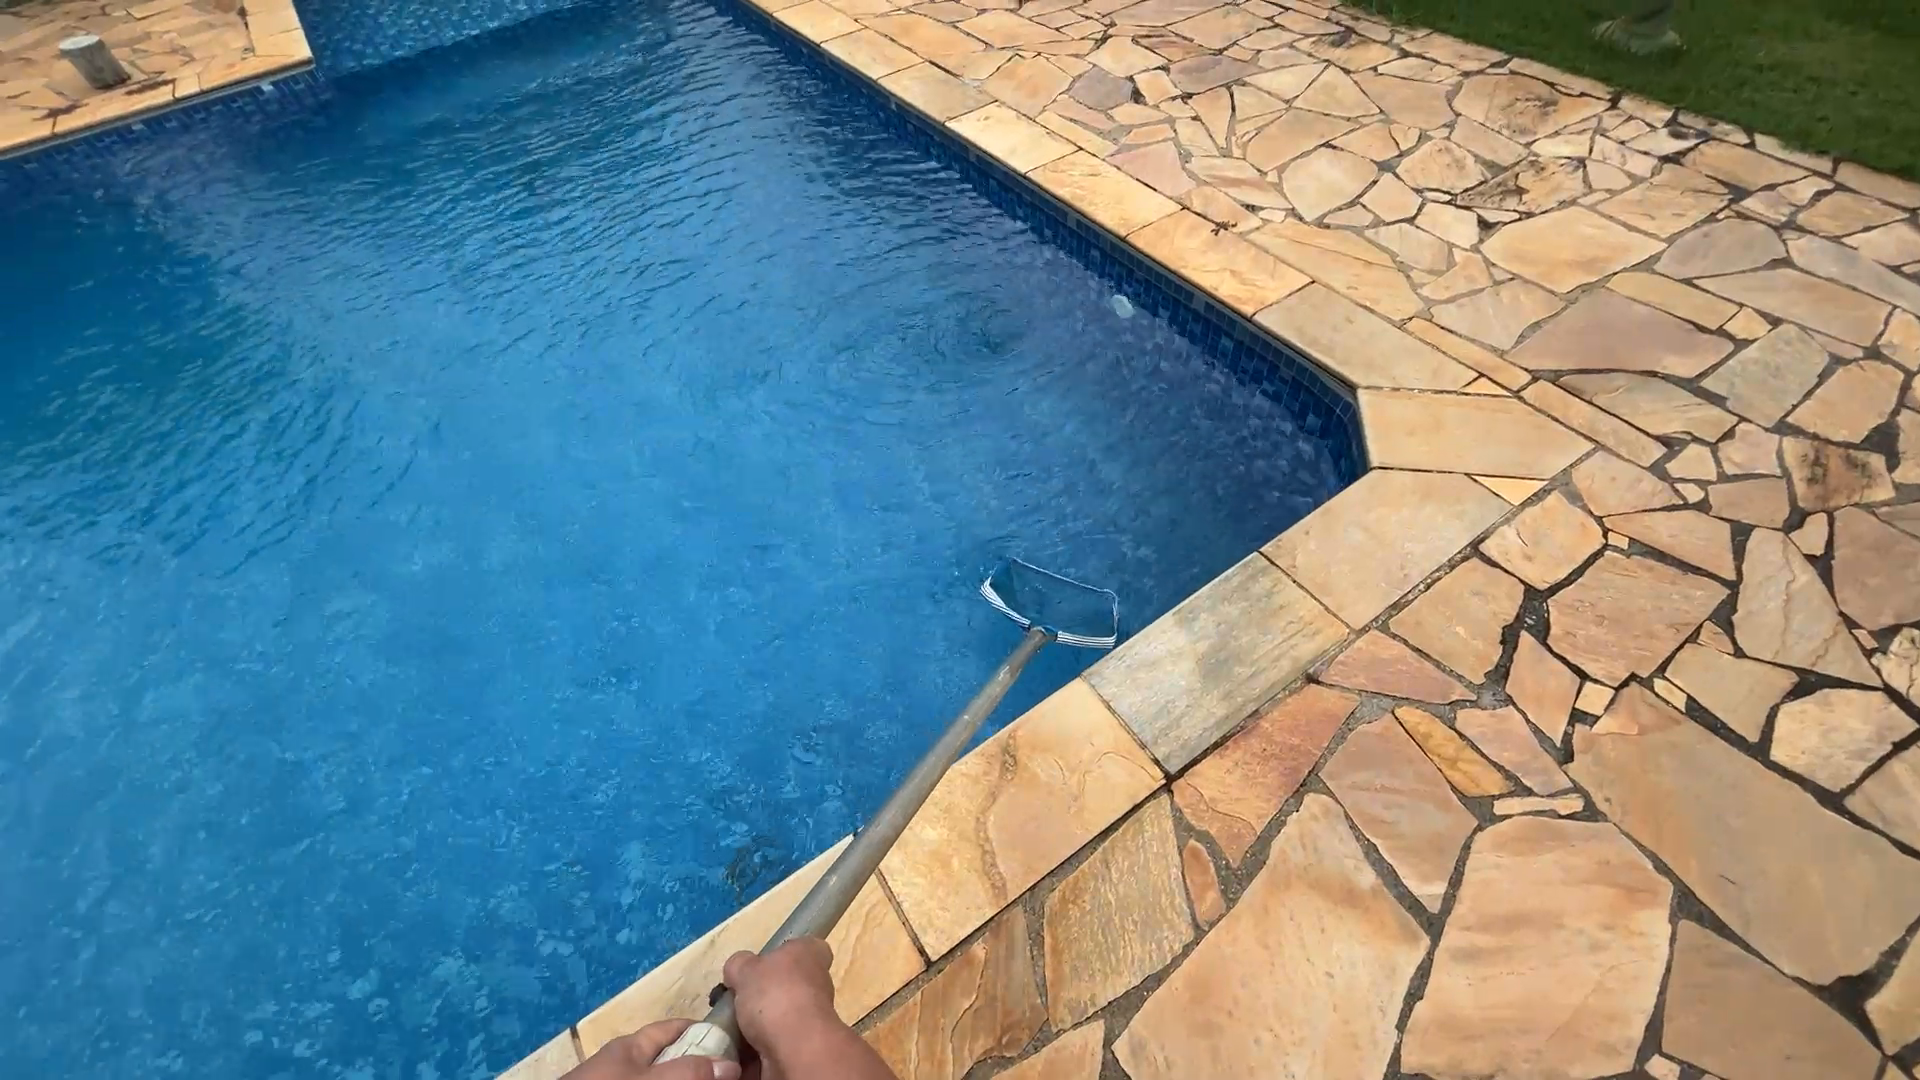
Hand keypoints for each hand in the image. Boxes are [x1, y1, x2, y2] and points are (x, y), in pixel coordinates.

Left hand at [562, 1019, 741, 1079]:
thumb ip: (687, 1072)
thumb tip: (731, 1065)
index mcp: (631, 1047)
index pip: (676, 1028)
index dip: (706, 1031)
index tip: (735, 1042)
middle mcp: (624, 1067)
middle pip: (670, 1060)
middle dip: (697, 1068)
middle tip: (729, 1076)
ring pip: (658, 1079)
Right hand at [725, 937, 840, 1054]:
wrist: (795, 1048)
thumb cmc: (776, 994)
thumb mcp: (746, 968)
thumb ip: (739, 964)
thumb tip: (737, 969)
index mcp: (812, 953)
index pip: (801, 948)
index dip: (778, 957)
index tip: (757, 970)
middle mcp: (817, 983)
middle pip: (783, 987)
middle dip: (758, 999)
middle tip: (733, 1006)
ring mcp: (811, 1018)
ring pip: (776, 1019)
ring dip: (753, 1028)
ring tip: (729, 1032)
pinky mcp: (802, 1047)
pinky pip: (771, 1046)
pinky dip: (753, 1052)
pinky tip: (735, 1053)